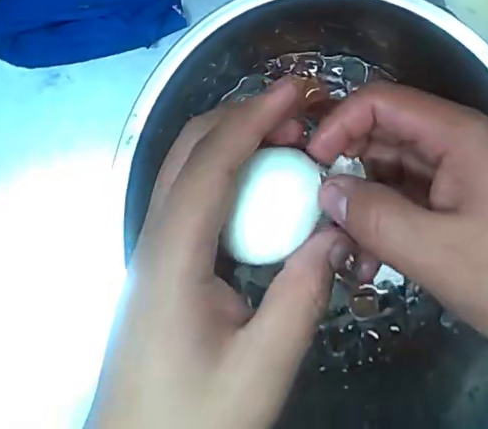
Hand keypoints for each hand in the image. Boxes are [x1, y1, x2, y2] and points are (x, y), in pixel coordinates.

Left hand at [88, 78, 352, 428]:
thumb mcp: (259, 370)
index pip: (213, 159)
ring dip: (232, 138)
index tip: (293, 91)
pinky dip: (225, 168)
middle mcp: (155, 232)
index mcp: (174, 250)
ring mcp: (153, 244)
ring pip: (186, 164)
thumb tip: (334, 230)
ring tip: (284, 140)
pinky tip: (258, 186)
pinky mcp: (160, 260)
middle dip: (242, 116)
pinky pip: (190, 191)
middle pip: (191, 147)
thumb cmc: (192, 418)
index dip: (254, 117)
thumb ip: (301, 296)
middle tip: (297, 114)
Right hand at [306, 82, 487, 363]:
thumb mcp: (441, 255)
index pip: (379, 102)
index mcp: (453, 134)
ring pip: (394, 168)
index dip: (338, 124)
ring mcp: (462, 170)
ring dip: (366, 202)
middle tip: (319, 210)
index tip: (311, 164)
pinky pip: (414, 196)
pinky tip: (376, 260)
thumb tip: (325, 191)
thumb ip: (376, 219)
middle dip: (346, 168)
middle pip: (382, 133)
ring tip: (347, 250)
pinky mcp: (467, 199)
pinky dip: (390, 220)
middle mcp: (455, 141)